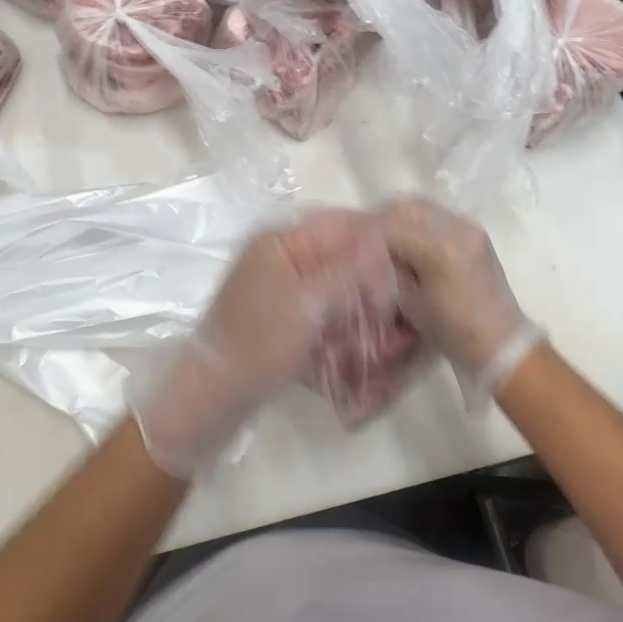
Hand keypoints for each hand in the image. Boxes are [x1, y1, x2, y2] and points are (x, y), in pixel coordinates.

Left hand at [128, 211, 379, 477]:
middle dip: (372, 283)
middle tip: (399, 312)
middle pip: (341, 256)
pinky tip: (363, 348)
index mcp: (280, 242)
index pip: (341, 224)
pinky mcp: (283, 316)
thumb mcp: (308, 306)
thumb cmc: (257, 345)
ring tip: (387, 338)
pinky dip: (343, 326)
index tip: (411, 265)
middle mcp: (281, 257)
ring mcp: (281, 288)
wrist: (211, 397)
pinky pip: (324, 311)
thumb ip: (347, 271)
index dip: (377, 241)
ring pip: (337, 286)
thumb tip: (385, 239)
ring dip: (361, 309)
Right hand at [383, 198, 541, 401]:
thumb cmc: (451, 330)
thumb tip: (379, 247)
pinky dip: (421, 222)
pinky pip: (440, 216)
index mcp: (438, 248)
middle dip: (384, 217)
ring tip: (389, 237)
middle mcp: (456, 228)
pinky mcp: (476, 232)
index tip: (353, 242)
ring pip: (424, 206)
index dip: (368, 232)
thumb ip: (393, 267)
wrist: (500, 341)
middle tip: (368, 236)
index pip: (391, 226)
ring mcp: (469, 227)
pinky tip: (412, 240)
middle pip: (408, 206)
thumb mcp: (409, 301)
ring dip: (403, 217)